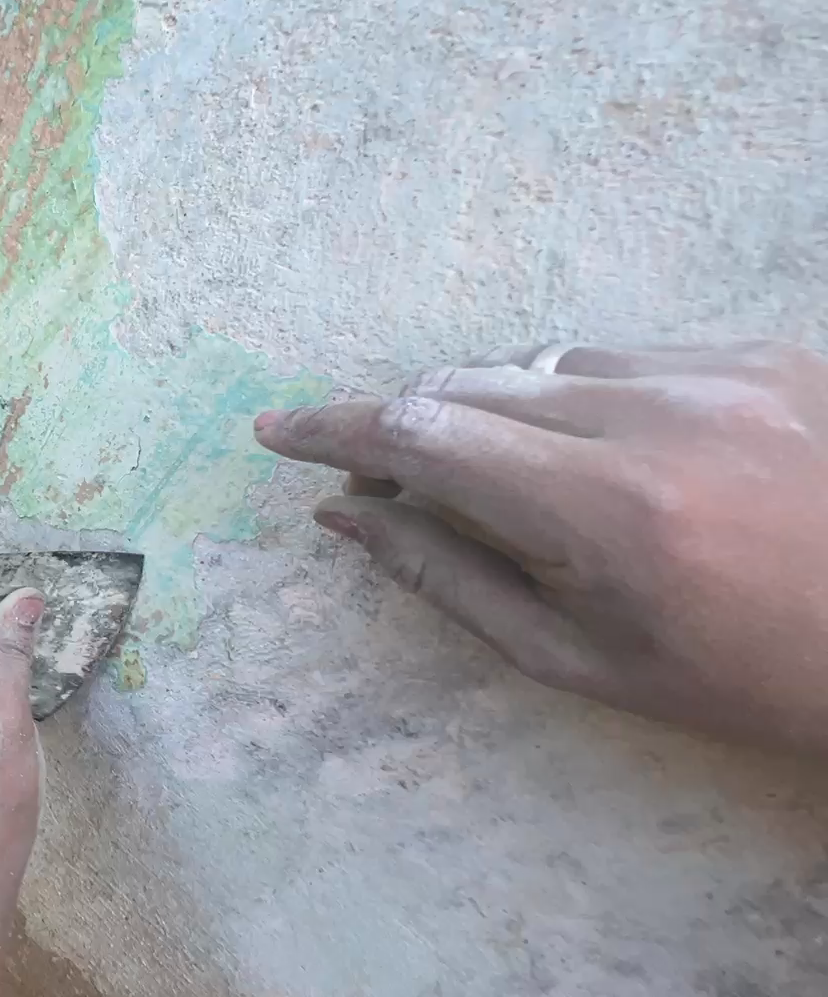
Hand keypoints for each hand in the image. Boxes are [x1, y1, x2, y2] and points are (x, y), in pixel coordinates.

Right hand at [255, 341, 827, 753]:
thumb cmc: (746, 680)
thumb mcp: (568, 656)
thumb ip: (437, 574)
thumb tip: (341, 513)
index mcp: (604, 509)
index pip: (416, 433)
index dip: (328, 428)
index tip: (274, 432)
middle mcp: (657, 418)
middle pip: (455, 386)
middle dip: (392, 429)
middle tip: (384, 485)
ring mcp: (721, 376)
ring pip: (520, 366)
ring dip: (472, 415)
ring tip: (495, 475)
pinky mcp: (764, 356)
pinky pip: (599, 359)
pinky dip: (551, 398)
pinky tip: (588, 450)